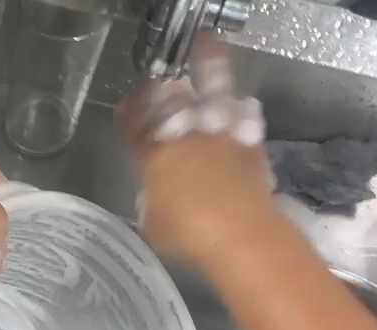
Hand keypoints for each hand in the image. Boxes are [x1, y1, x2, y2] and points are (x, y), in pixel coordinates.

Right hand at [118, 34, 278, 265]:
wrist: (237, 233)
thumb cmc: (186, 235)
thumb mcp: (153, 226)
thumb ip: (153, 204)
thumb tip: (153, 197)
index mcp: (155, 159)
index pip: (136, 129)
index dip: (129, 115)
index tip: (126, 104)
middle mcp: (187, 138)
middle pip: (172, 102)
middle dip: (162, 89)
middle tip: (159, 79)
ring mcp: (221, 136)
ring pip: (214, 92)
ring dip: (209, 68)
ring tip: (207, 47)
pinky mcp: (251, 144)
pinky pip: (245, 117)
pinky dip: (240, 108)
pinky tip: (241, 102)